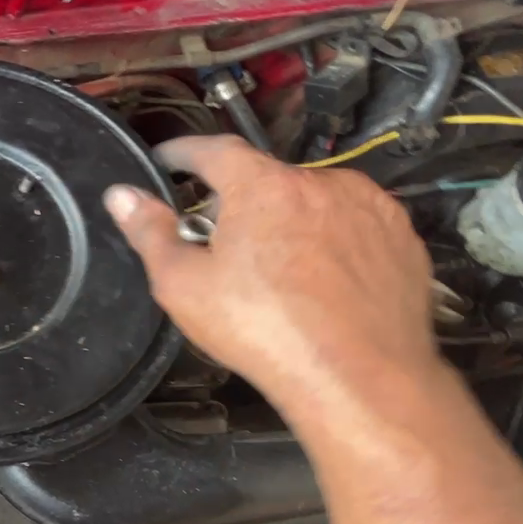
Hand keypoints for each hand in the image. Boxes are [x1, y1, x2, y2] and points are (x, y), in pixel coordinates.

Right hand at [104, 135, 441, 418]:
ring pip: (307, 200)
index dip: (183, 152)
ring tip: (266, 268)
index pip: (214, 149)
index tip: (167, 160)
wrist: (357, 374)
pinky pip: (347, 223)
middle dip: (232, 202)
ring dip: (280, 219)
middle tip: (212, 242)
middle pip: (261, 179)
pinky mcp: (400, 237)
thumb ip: (149, 232)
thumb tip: (122, 196)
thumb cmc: (262, 328)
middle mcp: (322, 183)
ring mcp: (369, 207)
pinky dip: (323, 238)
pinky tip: (310, 280)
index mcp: (263, 187)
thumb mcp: (181, 283)